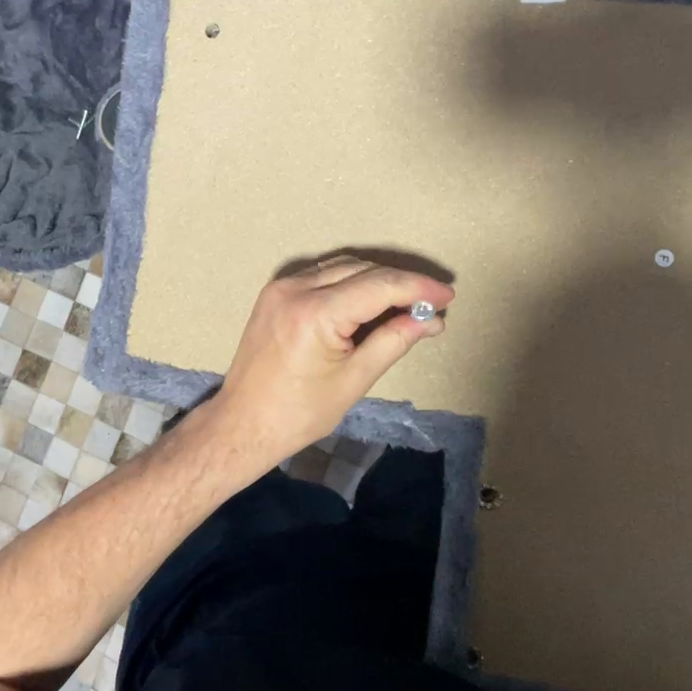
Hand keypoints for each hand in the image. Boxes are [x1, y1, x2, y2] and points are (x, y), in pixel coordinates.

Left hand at [213, 258, 454, 458]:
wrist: (243, 423)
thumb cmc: (299, 413)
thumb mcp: (355, 380)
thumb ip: (394, 341)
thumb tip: (431, 320)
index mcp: (315, 313)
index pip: (379, 285)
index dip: (418, 287)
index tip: (448, 296)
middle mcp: (295, 289)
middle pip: (362, 270)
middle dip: (401, 283)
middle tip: (434, 304)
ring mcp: (281, 287)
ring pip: (342, 267)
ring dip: (377, 279)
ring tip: (409, 303)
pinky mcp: (274, 293)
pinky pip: (322, 275)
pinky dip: (351, 282)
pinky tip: (371, 300)